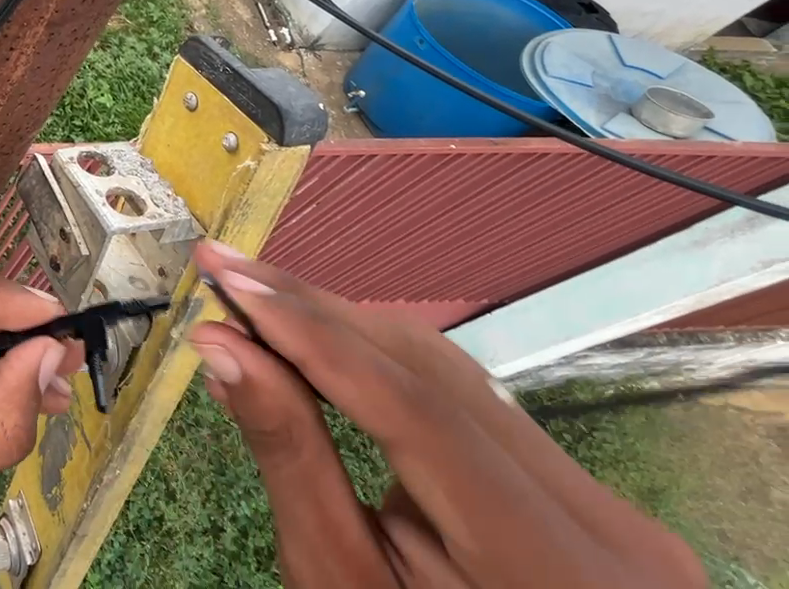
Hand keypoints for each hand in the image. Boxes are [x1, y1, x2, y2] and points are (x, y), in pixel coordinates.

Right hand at [189, 241, 705, 588]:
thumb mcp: (337, 578)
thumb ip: (290, 458)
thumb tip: (222, 347)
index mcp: (553, 568)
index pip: (417, 411)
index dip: (314, 338)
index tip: (226, 282)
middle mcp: (603, 517)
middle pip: (433, 372)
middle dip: (314, 311)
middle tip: (222, 266)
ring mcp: (595, 497)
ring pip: (445, 371)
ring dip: (336, 325)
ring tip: (250, 292)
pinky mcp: (566, 486)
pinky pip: (458, 396)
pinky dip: (371, 360)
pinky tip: (309, 337)